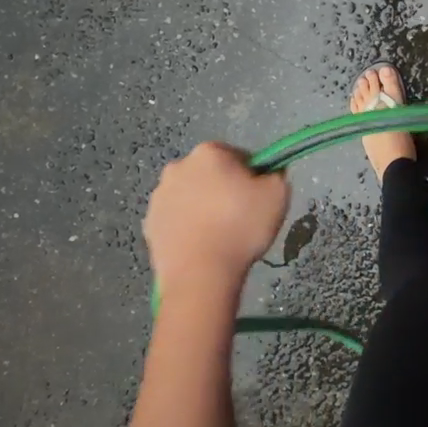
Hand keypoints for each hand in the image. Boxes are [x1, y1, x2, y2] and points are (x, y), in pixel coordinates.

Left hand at [143, 142, 289, 291]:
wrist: (200, 273)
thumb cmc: (241, 226)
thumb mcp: (278, 194)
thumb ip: (277, 175)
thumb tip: (269, 173)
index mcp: (209, 153)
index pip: (238, 155)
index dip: (252, 175)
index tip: (258, 196)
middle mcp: (178, 167)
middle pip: (210, 174)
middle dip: (224, 189)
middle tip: (241, 215)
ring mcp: (158, 197)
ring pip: (191, 196)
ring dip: (204, 207)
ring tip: (221, 234)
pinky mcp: (149, 225)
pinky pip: (176, 219)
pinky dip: (188, 227)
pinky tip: (203, 245)